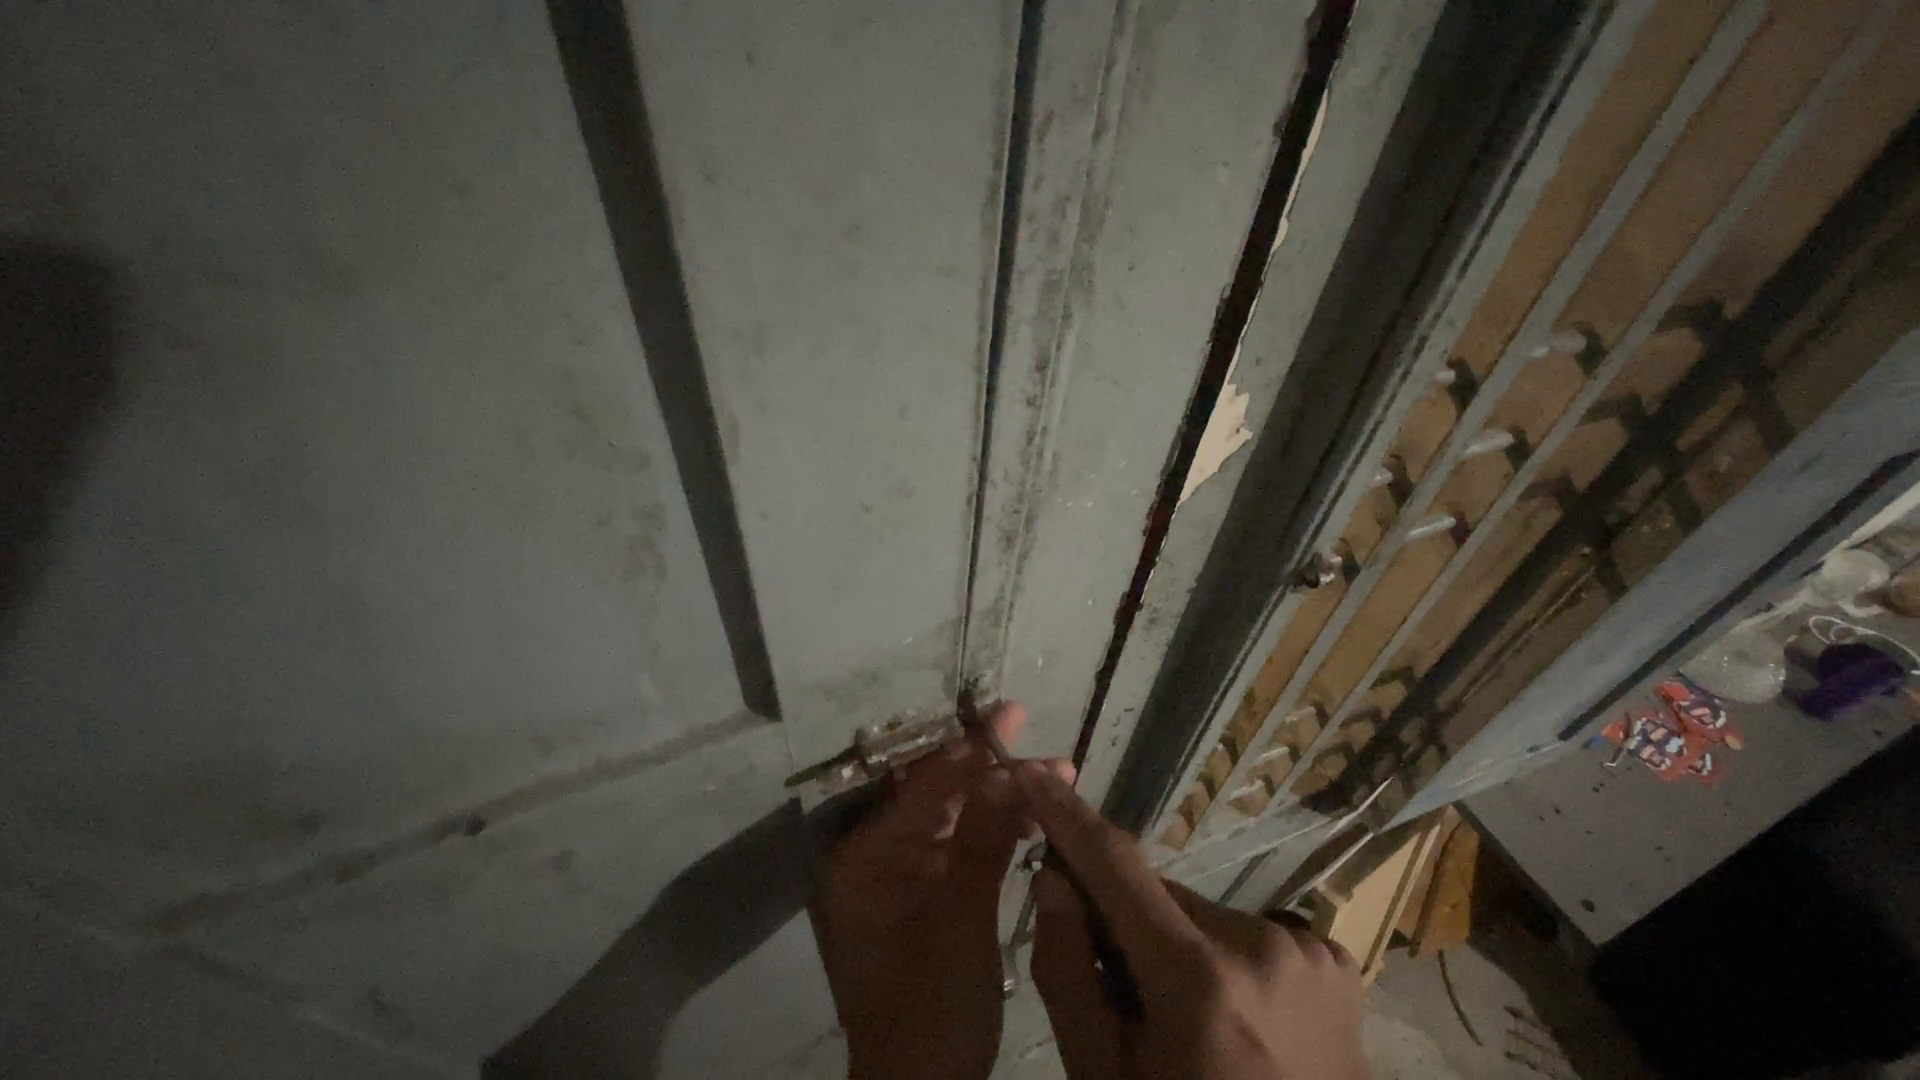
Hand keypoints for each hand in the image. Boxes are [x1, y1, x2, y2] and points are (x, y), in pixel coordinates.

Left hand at [811, 703, 1071, 1079]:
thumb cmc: (930, 1009)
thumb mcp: (959, 921)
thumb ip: (981, 840)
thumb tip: (1007, 769)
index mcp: (866, 858)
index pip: (924, 786)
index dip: (971, 748)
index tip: (1013, 712)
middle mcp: (877, 860)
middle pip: (939, 798)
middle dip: (992, 773)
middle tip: (1047, 752)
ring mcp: (902, 883)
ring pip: (955, 823)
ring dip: (1000, 802)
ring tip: (1056, 780)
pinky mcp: (927, 904)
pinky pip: (961, 854)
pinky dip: (995, 836)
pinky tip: (1034, 821)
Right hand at [1016, 762, 1368, 1079]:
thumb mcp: (1104, 1074)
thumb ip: (1067, 975)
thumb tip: (1052, 879)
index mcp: (1198, 980)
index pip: (1116, 867)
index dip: (1069, 818)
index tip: (1032, 773)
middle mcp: (1261, 945)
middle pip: (1162, 900)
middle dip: (1131, 924)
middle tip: (1123, 987)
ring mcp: (1310, 952)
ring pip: (1207, 917)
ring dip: (1183, 945)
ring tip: (1193, 1021)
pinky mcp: (1340, 962)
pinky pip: (1256, 937)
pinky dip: (1234, 961)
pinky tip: (1243, 1019)